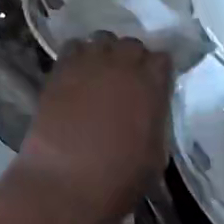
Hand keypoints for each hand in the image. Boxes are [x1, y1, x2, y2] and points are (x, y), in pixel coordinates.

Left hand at [12, 33, 171, 223]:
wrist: (65, 183)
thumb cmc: (117, 179)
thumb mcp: (155, 155)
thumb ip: (155, 119)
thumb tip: (150, 108)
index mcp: (151, 85)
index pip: (162, 59)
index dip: (158, 70)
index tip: (155, 83)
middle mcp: (122, 65)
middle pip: (132, 44)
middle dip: (132, 58)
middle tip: (126, 79)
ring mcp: (89, 63)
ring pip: (102, 39)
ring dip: (105, 52)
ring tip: (100, 72)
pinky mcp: (61, 69)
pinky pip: (73, 46)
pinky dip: (78, 55)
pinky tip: (77, 73)